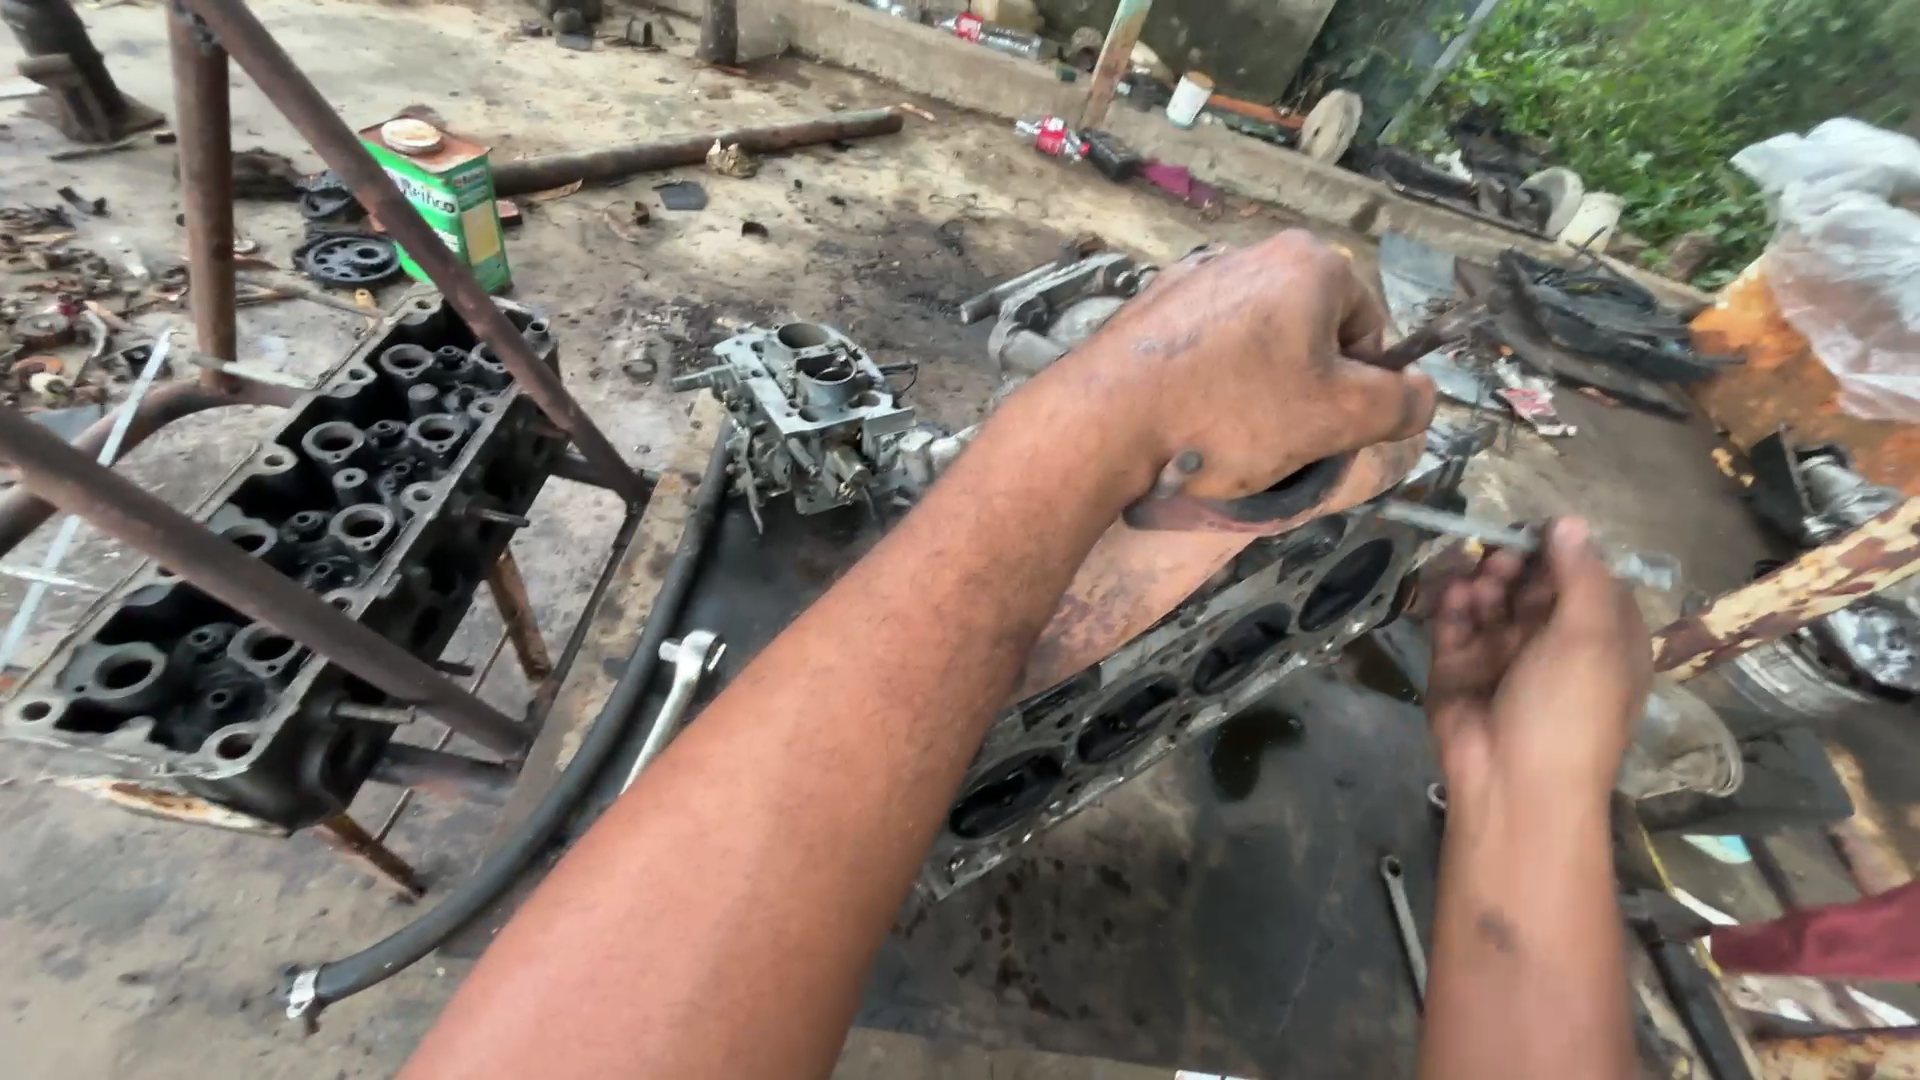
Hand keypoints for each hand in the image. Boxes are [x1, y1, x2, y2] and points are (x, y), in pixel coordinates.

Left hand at [1047, 230, 1436, 499]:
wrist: (1103, 424)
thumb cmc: (1229, 417)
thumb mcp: (1338, 419)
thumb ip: (1401, 404)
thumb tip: (1425, 392)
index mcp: (1308, 263)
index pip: (1368, 324)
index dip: (1359, 384)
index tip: (1326, 425)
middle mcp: (1246, 255)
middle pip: (1305, 332)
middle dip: (1301, 386)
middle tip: (1274, 436)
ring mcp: (1186, 280)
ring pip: (1248, 344)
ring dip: (1250, 388)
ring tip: (1221, 433)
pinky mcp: (1141, 313)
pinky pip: (1196, 352)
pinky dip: (1201, 383)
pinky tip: (1182, 418)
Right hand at [1425, 518, 1651, 803]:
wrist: (1510, 775)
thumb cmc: (1568, 708)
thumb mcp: (1589, 638)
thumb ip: (1578, 576)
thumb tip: (1567, 521)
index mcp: (1600, 639)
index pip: (1584, 581)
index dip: (1562, 554)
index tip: (1537, 530)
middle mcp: (1550, 642)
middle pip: (1531, 587)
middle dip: (1516, 566)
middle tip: (1500, 556)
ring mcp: (1500, 653)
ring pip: (1489, 600)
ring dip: (1483, 581)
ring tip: (1478, 577)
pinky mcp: (1457, 663)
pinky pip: (1454, 622)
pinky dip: (1452, 604)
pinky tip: (1452, 592)